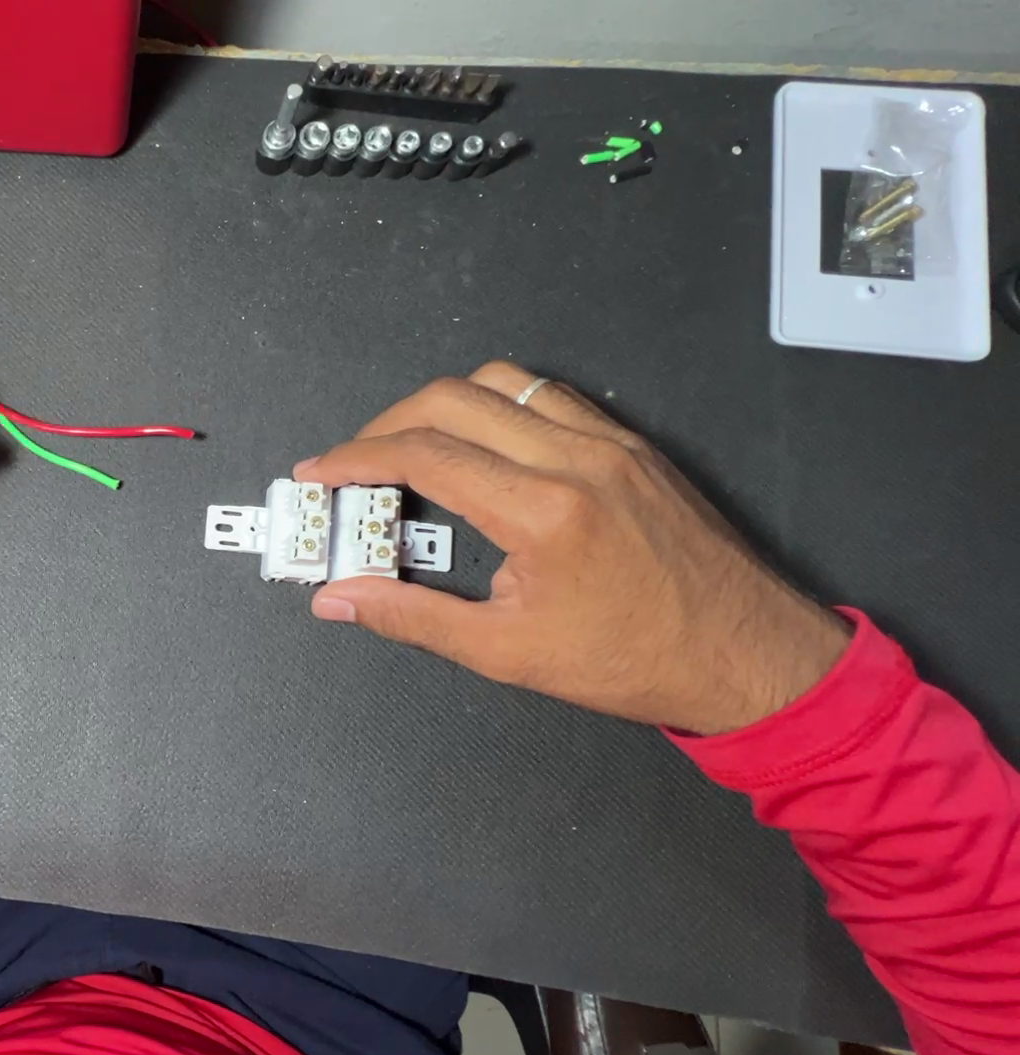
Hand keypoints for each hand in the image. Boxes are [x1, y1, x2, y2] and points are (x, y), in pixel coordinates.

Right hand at [296, 361, 850, 734]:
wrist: (749, 658)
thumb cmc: (633, 660)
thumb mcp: (502, 651)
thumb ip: (407, 617)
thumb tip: (338, 598)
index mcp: (542, 511)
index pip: (423, 454)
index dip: (355, 458)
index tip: (319, 471)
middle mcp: (576, 459)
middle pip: (451, 399)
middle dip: (383, 424)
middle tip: (353, 462)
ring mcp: (608, 443)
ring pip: (499, 380)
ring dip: (438, 404)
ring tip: (407, 445)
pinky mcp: (629, 445)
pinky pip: (546, 394)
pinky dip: (492, 404)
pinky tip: (477, 441)